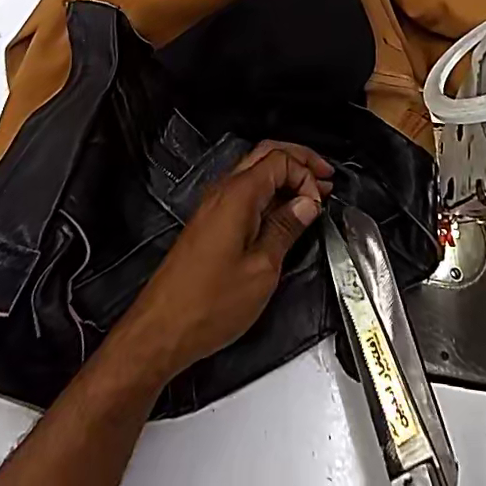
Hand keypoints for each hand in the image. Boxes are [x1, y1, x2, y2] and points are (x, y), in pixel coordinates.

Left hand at [107, 141, 333, 385]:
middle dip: (299, 160)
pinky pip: (244, 192)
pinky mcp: (209, 223)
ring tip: (310, 193)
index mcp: (238, 195)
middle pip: (266, 154)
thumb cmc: (206, 305)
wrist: (160, 330)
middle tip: (325, 174)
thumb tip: (306, 204)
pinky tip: (283, 212)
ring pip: (254, 171)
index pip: (280, 160)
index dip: (306, 174)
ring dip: (285, 176)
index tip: (319, 201)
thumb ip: (287, 229)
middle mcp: (222, 192)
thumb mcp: (262, 269)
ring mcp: (213, 206)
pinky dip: (269, 193)